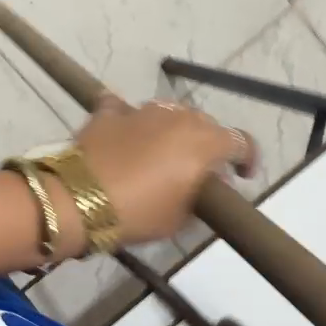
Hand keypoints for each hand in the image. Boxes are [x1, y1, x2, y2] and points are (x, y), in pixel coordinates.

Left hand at [68, 95, 255, 245]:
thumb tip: (206, 181)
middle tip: (197, 167)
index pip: (240, 142)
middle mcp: (176, 117)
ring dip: (169, 128)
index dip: (246, 158)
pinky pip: (122, 108)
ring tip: (160, 150)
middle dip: (206, 142)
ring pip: (166, 113)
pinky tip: (122, 129)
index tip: (242, 175)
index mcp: (203, 141)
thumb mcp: (181, 217)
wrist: (78, 199)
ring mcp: (139, 111)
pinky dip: (126, 117)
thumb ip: (200, 195)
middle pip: (203, 123)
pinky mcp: (106, 113)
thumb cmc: (138, 212)